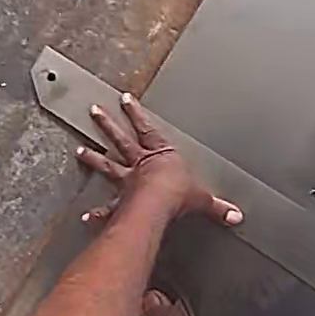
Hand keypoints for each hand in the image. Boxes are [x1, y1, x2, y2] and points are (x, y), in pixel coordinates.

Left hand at [76, 94, 242, 226]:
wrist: (157, 207)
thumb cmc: (176, 194)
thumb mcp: (201, 198)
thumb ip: (216, 206)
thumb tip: (234, 215)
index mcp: (159, 156)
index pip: (146, 128)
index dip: (136, 113)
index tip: (124, 99)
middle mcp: (139, 165)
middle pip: (120, 139)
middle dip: (107, 125)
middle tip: (94, 111)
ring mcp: (126, 182)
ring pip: (107, 164)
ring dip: (93, 157)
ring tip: (81, 151)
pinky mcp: (120, 202)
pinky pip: (107, 206)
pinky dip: (96, 212)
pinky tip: (86, 216)